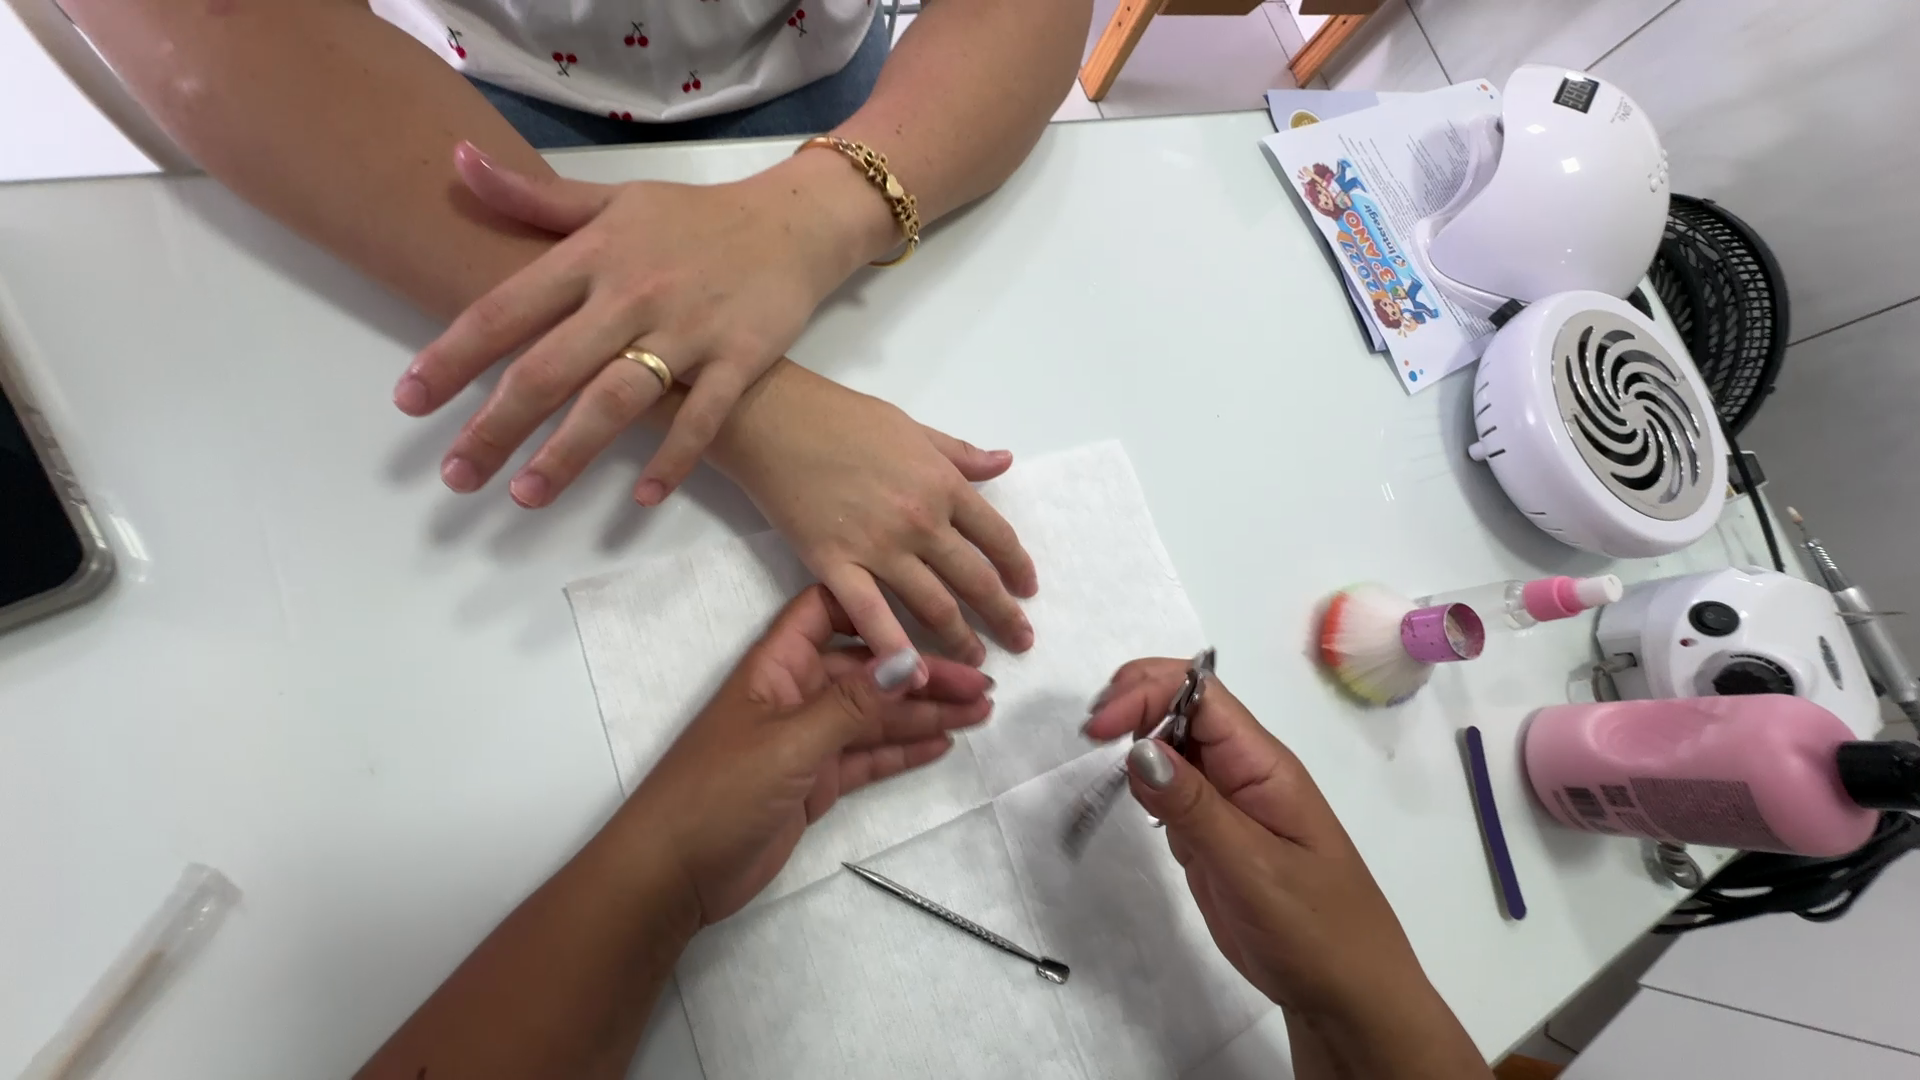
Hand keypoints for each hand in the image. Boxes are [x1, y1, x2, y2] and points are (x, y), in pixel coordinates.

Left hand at [394, 144, 885, 508]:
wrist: (792, 225)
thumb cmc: (698, 218)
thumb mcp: (616, 198)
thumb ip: (537, 197)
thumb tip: (455, 161)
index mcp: (593, 256)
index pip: (505, 310)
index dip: (452, 358)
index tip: (411, 404)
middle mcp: (632, 295)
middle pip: (550, 368)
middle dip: (497, 426)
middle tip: (458, 476)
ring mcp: (689, 331)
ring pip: (618, 400)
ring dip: (571, 452)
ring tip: (529, 497)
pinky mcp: (739, 360)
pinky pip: (703, 418)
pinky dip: (675, 458)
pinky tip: (645, 499)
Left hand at [632, 586, 993, 925]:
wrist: (672, 876)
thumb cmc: (721, 791)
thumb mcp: (790, 742)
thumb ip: (853, 703)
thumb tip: (910, 661)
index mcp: (780, 665)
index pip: (827, 611)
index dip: (873, 606)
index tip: (928, 611)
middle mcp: (799, 693)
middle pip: (869, 671)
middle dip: (923, 676)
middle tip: (982, 686)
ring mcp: (809, 738)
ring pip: (877, 716)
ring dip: (925, 713)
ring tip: (980, 712)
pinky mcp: (817, 780)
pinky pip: (869, 756)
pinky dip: (905, 748)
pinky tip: (943, 742)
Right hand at [711, 363, 1037, 664]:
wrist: (775, 419)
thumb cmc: (844, 418)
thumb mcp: (913, 428)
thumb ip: (960, 453)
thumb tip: (1005, 461)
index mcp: (944, 485)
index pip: (997, 537)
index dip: (1018, 567)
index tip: (1027, 589)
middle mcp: (922, 521)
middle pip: (974, 579)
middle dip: (1004, 615)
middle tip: (1021, 641)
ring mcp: (879, 547)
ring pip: (933, 604)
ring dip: (961, 639)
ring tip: (977, 662)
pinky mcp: (835, 565)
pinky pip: (871, 615)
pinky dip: (895, 648)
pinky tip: (916, 675)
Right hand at [1084, 660, 1490, 1079]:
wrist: (1347, 998)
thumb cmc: (1315, 930)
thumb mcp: (1253, 867)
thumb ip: (1193, 807)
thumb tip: (1137, 748)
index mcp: (1260, 762)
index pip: (1198, 694)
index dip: (1145, 693)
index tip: (1098, 729)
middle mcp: (1240, 768)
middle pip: (1181, 705)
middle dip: (1132, 702)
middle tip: (1090, 734)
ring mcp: (1223, 799)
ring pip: (1170, 744)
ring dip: (1131, 739)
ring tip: (1096, 759)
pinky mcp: (1208, 831)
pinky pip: (1167, 788)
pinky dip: (1139, 783)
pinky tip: (1127, 798)